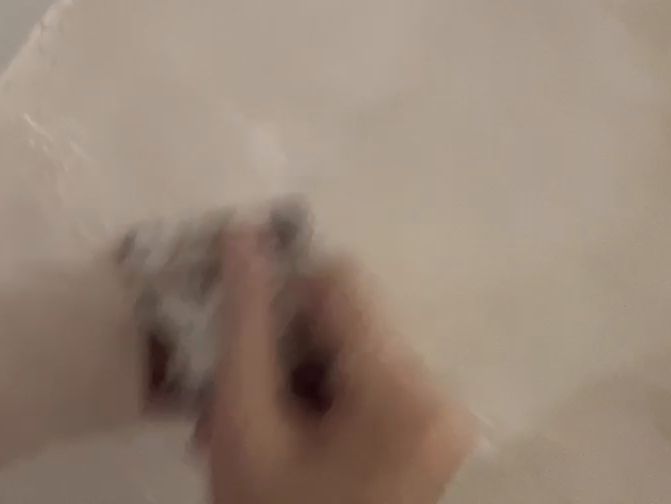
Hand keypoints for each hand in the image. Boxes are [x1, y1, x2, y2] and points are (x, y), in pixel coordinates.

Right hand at [202, 229, 473, 503]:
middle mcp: (437, 394)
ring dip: (289, 370)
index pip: (334, 280)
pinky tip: (283, 434)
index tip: (236, 326)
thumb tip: (241, 231)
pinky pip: (360, 381)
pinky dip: (314, 394)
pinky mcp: (429, 439)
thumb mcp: (245, 413)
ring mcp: (439, 421)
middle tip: (232, 387)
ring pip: (343, 347)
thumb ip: (245, 317)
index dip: (277, 289)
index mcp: (400, 387)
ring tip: (250, 418)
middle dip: (277, 341)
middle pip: (339, 317)